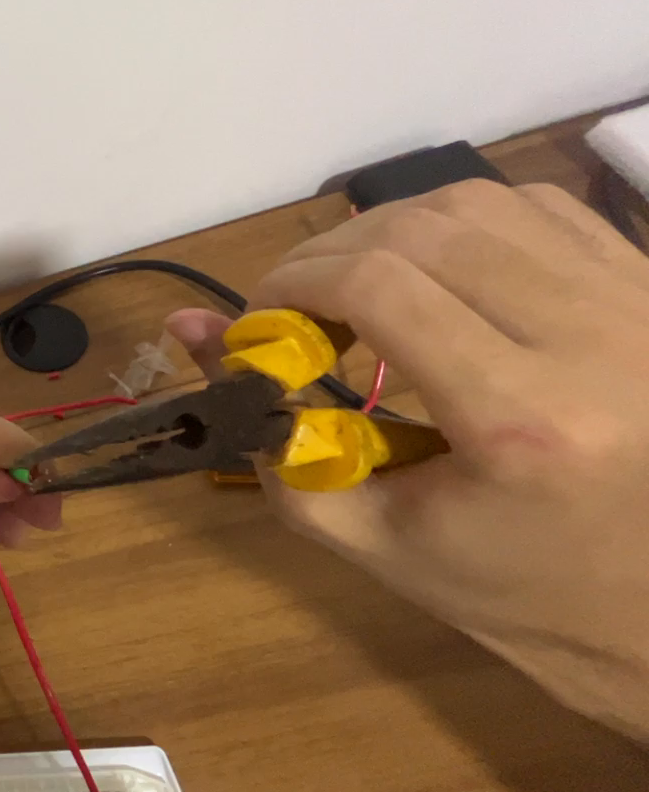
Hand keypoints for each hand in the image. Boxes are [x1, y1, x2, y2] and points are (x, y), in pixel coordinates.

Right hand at [165, 180, 648, 738]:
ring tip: (352, 293)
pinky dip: (451, 227)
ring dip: (379, 236)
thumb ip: (259, 425)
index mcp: (523, 419)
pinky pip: (532, 208)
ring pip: (473, 203)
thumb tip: (184, 324)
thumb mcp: (352, 524)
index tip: (259, 331)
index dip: (287, 287)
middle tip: (294, 314)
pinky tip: (428, 278)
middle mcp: (606, 341)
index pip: (377, 285)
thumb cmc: (505, 588)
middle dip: (320, 260)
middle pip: (418, 230)